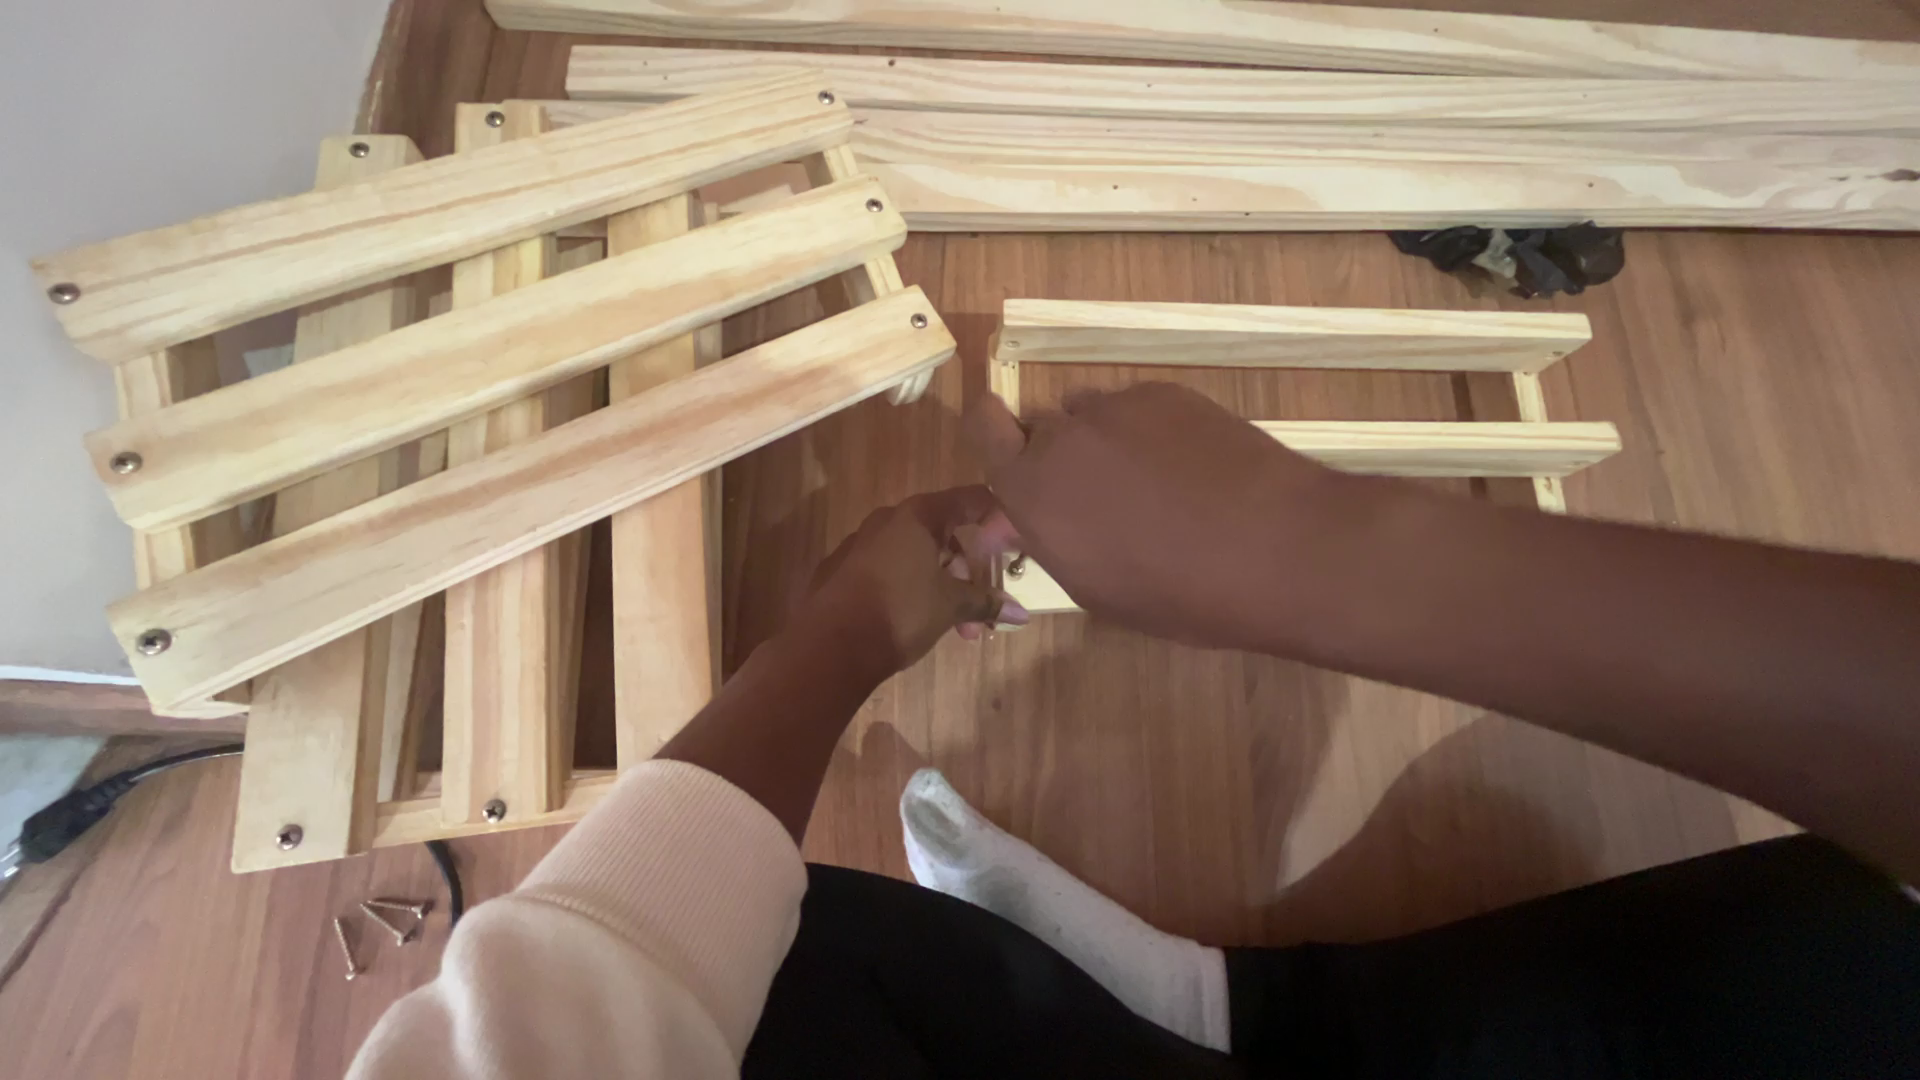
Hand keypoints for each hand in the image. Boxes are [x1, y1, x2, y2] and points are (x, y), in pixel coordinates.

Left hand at [798, 486, 1027, 678]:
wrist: (829, 646)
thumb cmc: (900, 611)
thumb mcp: (950, 606)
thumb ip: (985, 602)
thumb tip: (1021, 613)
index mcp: (917, 516)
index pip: (970, 500)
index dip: (997, 518)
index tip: (1015, 544)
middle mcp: (887, 521)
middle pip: (943, 534)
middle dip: (968, 572)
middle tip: (982, 609)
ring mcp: (859, 545)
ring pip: (915, 557)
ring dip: (942, 586)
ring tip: (956, 628)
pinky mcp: (840, 572)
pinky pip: (888, 572)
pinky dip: (911, 589)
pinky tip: (916, 621)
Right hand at [967, 383, 1357, 648]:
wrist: (1274, 549)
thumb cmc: (1174, 591)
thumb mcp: (1091, 584)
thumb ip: (1041, 538)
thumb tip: (1005, 521)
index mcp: (1031, 487)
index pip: (981, 426)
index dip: (991, 434)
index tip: (1011, 458)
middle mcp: (1063, 435)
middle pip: (1036, 425)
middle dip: (1051, 454)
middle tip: (1093, 495)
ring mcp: (1117, 407)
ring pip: (1086, 413)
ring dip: (1096, 441)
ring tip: (1145, 482)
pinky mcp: (1166, 393)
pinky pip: (1133, 407)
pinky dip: (1144, 431)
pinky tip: (1185, 467)